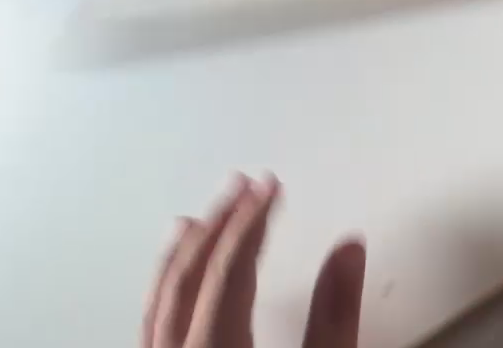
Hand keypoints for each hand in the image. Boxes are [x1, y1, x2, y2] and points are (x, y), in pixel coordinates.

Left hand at [143, 174, 364, 347]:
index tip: (271, 183)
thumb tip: (348, 246)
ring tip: (203, 215)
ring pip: (161, 302)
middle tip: (242, 182)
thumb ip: (333, 315)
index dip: (250, 222)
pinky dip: (168, 286)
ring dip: (185, 253)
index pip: (228, 273)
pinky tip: (178, 270)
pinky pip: (154, 320)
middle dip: (219, 225)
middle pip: (188, 281)